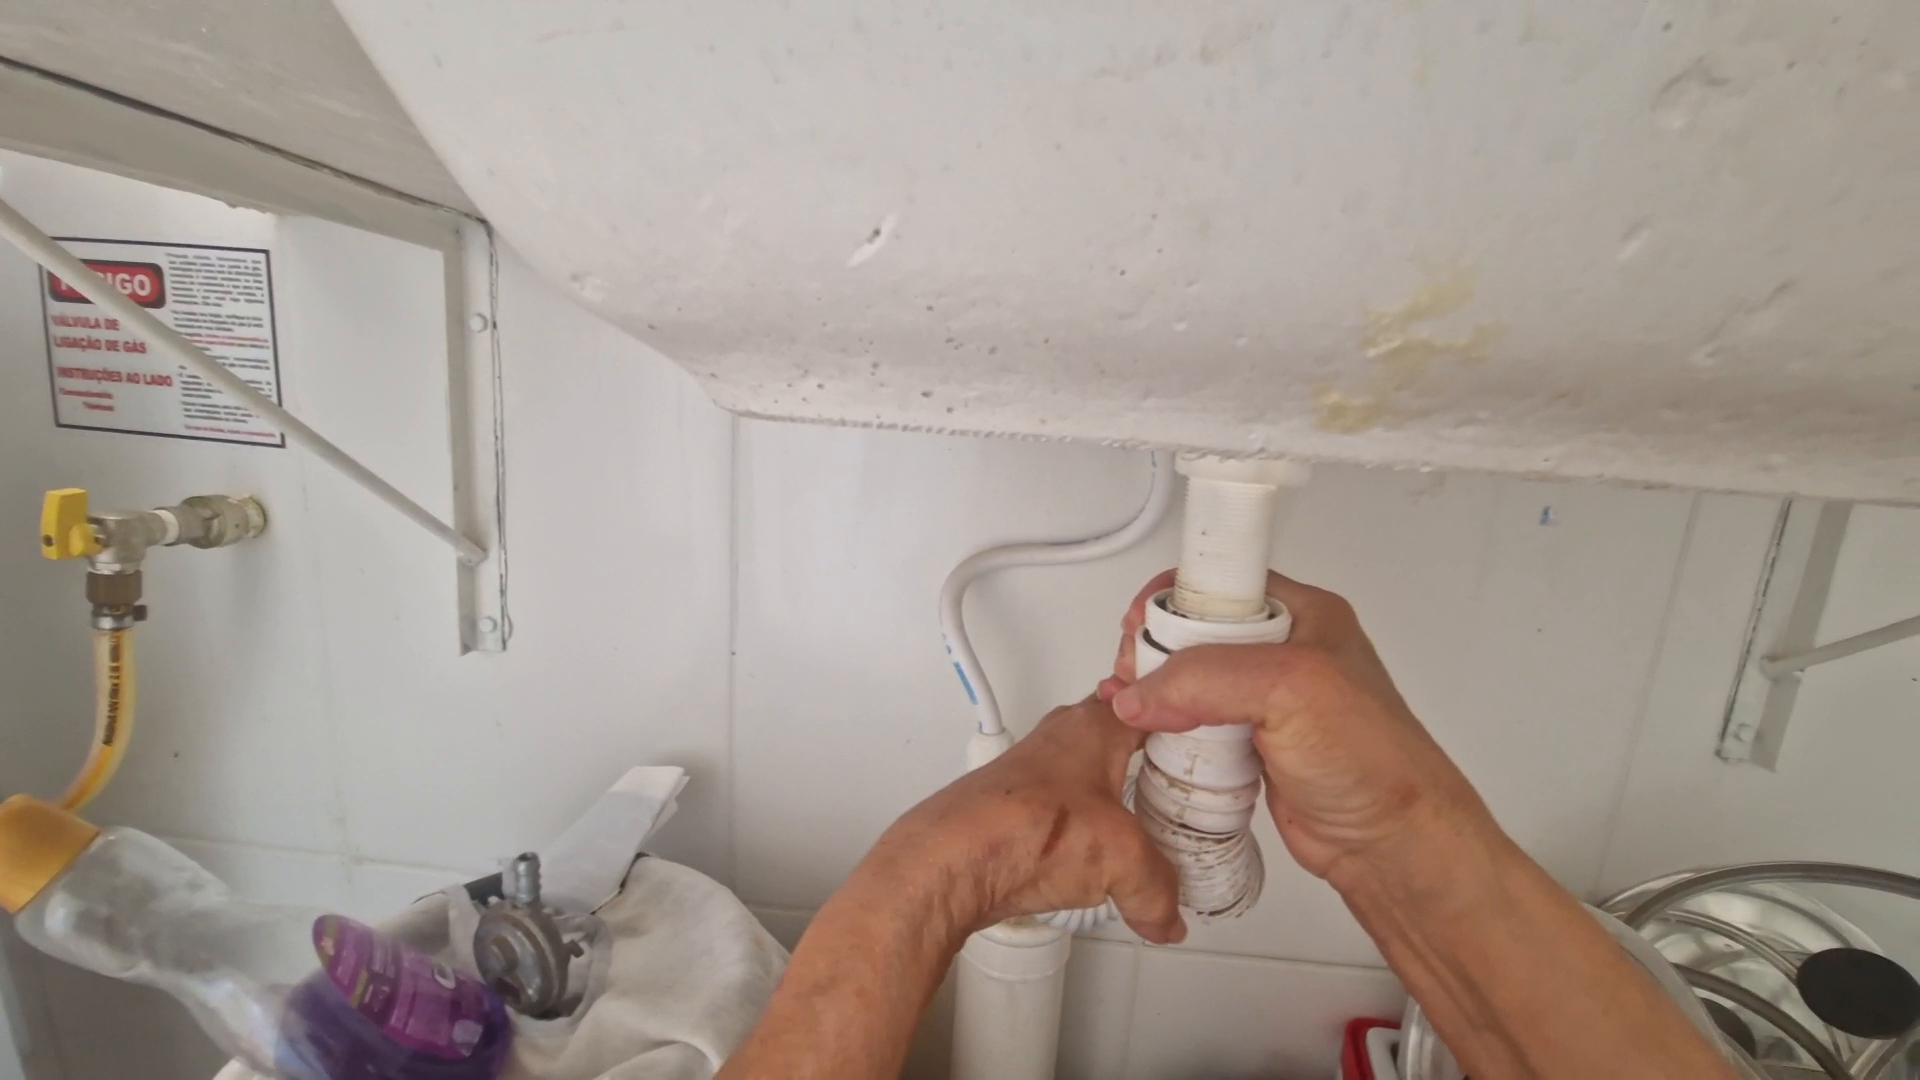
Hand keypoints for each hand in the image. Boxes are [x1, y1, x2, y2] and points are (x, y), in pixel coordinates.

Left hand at [859, 697, 1185, 943]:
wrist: (953, 858)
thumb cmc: (1028, 828)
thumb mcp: (1122, 859)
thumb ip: (1157, 890)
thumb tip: (1166, 916)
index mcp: (1095, 724)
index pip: (1149, 701)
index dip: (1181, 714)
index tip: (1208, 730)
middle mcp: (1062, 736)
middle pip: (1120, 735)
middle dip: (1152, 759)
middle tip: (1186, 784)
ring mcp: (1034, 768)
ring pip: (1089, 771)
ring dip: (1116, 793)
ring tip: (1147, 824)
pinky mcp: (1013, 802)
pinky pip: (1064, 805)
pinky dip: (1084, 824)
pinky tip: (1094, 854)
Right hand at [1098, 570, 1496, 887]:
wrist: (1390, 847)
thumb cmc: (1374, 762)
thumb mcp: (1292, 689)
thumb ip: (1207, 678)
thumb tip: (1137, 693)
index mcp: (1299, 613)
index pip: (1218, 583)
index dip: (1172, 598)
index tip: (1137, 623)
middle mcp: (1278, 649)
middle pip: (1191, 629)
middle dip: (1152, 646)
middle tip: (1130, 669)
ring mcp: (1260, 696)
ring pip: (1185, 677)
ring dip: (1149, 687)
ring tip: (1125, 701)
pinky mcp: (1243, 738)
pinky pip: (1188, 720)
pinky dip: (1160, 723)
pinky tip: (1140, 729)